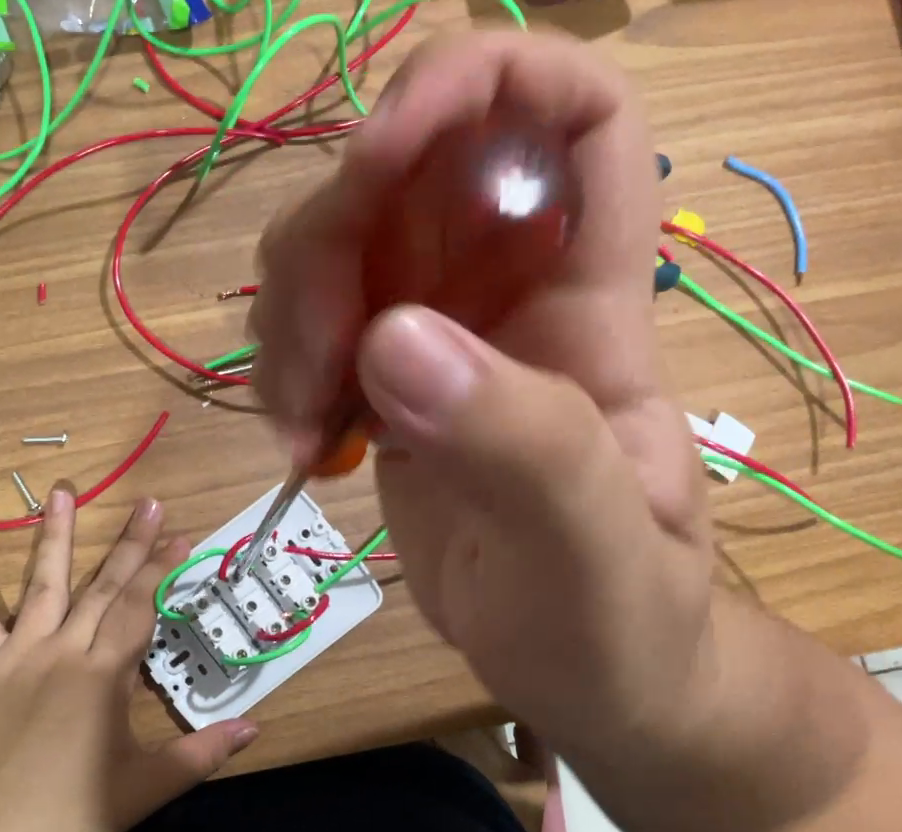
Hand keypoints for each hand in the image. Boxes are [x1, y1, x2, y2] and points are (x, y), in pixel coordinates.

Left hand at [0, 490, 259, 831]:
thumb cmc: (75, 816)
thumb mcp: (149, 788)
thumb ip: (202, 754)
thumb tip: (255, 727)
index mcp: (104, 676)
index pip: (140, 608)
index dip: (164, 570)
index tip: (183, 536)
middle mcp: (62, 651)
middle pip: (101, 587)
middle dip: (130, 544)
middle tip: (148, 503)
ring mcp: (18, 655)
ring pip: (42, 585)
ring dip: (54, 536)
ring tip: (62, 490)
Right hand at [249, 31, 714, 736]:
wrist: (590, 677)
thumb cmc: (623, 620)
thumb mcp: (592, 550)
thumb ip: (521, 446)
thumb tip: (391, 339)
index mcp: (589, 297)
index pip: (568, 113)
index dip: (479, 84)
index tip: (380, 154)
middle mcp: (504, 292)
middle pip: (397, 177)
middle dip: (327, 247)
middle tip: (314, 367)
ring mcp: (434, 337)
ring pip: (331, 251)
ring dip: (287, 322)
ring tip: (301, 428)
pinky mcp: (383, 389)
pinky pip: (305, 331)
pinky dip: (279, 376)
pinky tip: (298, 448)